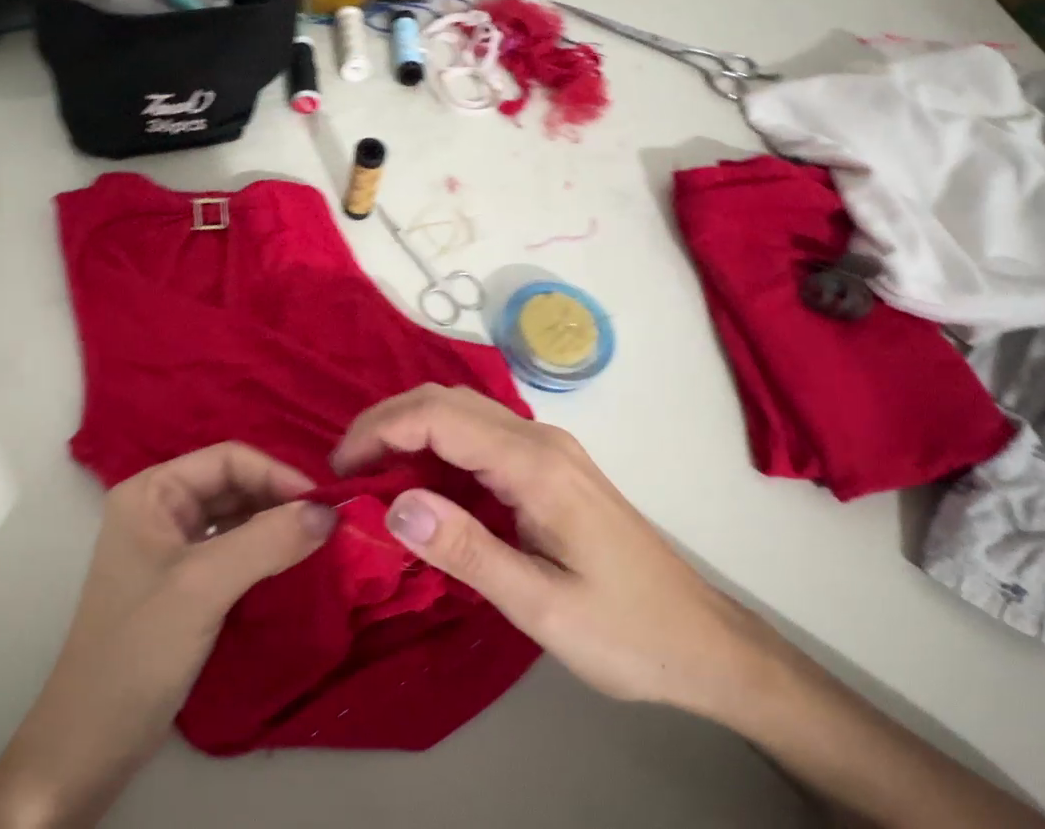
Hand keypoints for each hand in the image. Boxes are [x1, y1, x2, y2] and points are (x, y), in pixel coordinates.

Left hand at [0, 443, 336, 828]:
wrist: (93, 737)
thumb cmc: (139, 648)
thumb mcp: (204, 586)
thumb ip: (266, 541)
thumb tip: (330, 513)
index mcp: (151, 493)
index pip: (227, 458)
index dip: (277, 474)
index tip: (323, 507)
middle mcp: (158, 511)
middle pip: (233, 484)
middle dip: (279, 499)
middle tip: (329, 528)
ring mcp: (170, 549)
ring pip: (235, 519)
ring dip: (275, 526)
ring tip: (318, 545)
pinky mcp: (184, 585)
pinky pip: (233, 551)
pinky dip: (264, 553)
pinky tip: (291, 568)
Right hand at [331, 384, 783, 721]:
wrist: (706, 644)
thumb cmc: (626, 632)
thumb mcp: (540, 605)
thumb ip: (466, 551)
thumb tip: (393, 506)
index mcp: (536, 466)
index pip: (439, 417)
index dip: (379, 432)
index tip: (338, 472)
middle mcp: (541, 441)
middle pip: (447, 401)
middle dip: (386, 424)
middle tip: (344, 473)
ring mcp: (549, 451)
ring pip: (462, 413)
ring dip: (409, 433)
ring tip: (369, 478)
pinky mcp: (550, 469)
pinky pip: (480, 438)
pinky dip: (437, 448)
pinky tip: (419, 485)